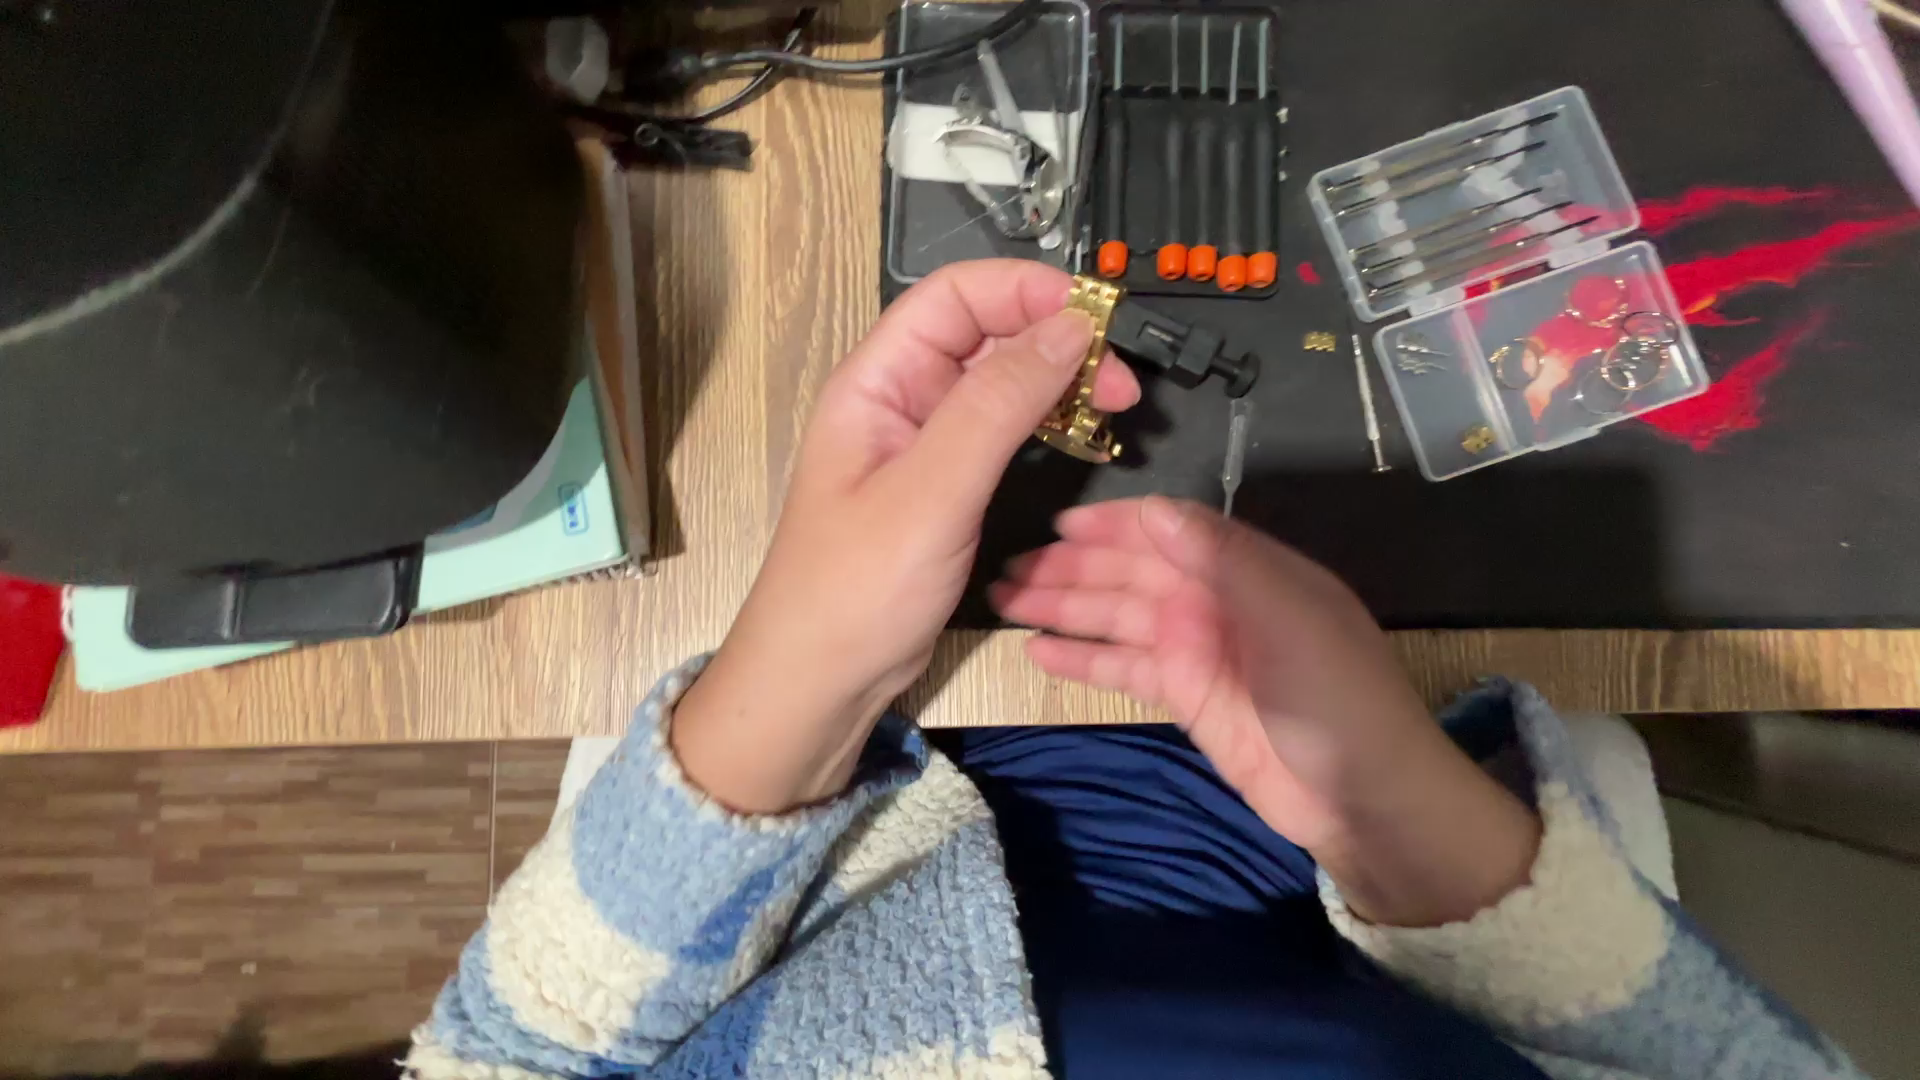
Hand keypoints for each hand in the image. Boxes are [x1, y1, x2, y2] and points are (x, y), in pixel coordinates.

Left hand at [672, 261, 1139, 813]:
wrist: (823, 678)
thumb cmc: (860, 586)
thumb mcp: (932, 491)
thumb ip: (997, 405)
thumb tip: (1069, 326)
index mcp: (877, 381)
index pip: (955, 297)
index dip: (1026, 291)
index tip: (1097, 318)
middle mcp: (901, 400)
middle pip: (985, 337)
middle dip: (1055, 341)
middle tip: (1121, 384)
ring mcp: (924, 445)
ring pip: (999, 386)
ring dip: (1057, 386)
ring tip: (1113, 410)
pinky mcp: (945, 487)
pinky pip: (1000, 435)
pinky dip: (1044, 429)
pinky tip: (1080, 440)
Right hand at [991, 496, 1539, 925]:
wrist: (1364, 800)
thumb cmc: (1336, 698)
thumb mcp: (1290, 618)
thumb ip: (1224, 560)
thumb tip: (1157, 510)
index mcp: (1243, 569)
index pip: (1167, 531)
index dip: (1113, 525)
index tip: (1059, 527)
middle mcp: (1212, 599)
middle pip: (1129, 572)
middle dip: (1070, 568)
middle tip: (1008, 571)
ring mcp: (1194, 648)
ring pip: (1115, 616)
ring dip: (1063, 608)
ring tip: (1005, 603)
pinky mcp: (1181, 695)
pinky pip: (1121, 666)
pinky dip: (1081, 657)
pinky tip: (1038, 651)